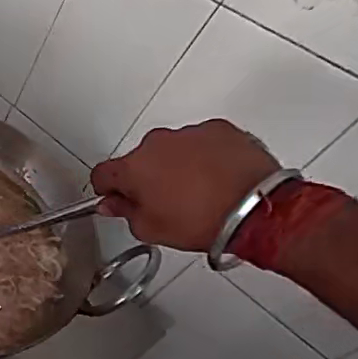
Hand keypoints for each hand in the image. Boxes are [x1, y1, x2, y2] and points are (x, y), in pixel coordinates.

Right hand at [90, 120, 281, 250]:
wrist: (255, 210)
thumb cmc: (204, 219)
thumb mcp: (150, 229)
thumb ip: (125, 211)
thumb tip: (116, 203)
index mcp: (133, 168)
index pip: (102, 174)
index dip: (107, 189)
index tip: (116, 197)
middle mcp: (157, 144)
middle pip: (138, 159)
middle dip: (145, 176)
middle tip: (161, 200)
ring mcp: (189, 134)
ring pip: (170, 148)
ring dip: (175, 165)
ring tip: (194, 191)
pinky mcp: (218, 129)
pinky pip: (200, 141)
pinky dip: (203, 156)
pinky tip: (213, 178)